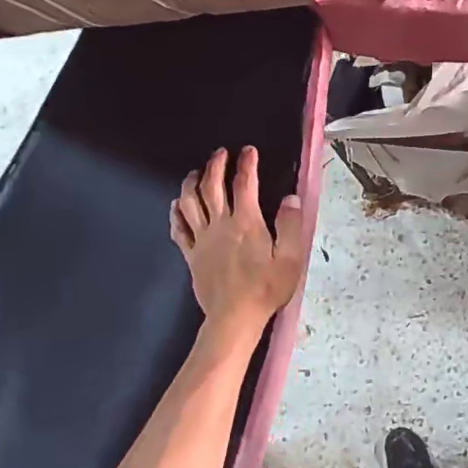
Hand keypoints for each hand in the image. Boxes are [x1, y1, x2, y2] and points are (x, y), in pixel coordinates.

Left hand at [170, 147, 308, 325]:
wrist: (234, 317)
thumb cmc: (266, 288)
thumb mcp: (290, 258)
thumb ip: (291, 225)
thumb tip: (291, 198)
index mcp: (246, 222)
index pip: (245, 183)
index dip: (247, 163)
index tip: (249, 150)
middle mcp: (220, 225)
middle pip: (211, 187)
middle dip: (215, 165)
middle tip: (220, 153)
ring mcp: (202, 240)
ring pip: (189, 203)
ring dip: (191, 183)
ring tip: (196, 172)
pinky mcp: (191, 255)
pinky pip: (179, 229)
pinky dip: (176, 212)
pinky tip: (177, 205)